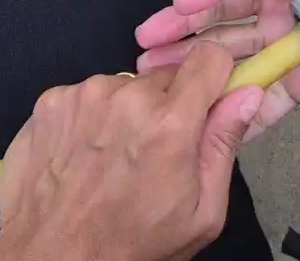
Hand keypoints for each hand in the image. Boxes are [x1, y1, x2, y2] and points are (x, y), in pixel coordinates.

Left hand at [0, 42, 264, 260]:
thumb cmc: (133, 244)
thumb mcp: (201, 213)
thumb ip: (225, 144)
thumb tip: (248, 92)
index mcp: (170, 122)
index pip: (209, 57)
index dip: (213, 77)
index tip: (206, 101)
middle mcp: (127, 95)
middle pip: (165, 76)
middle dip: (167, 104)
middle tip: (153, 148)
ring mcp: (84, 94)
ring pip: (124, 84)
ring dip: (125, 110)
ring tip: (113, 156)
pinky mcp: (51, 100)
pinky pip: (85, 94)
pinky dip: (89, 117)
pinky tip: (83, 154)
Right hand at [134, 0, 299, 138]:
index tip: (178, 4)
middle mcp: (278, 6)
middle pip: (222, 18)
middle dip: (183, 29)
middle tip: (145, 41)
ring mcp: (283, 46)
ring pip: (230, 56)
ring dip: (192, 66)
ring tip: (152, 77)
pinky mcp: (294, 83)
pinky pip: (257, 95)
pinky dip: (231, 107)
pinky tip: (198, 117)